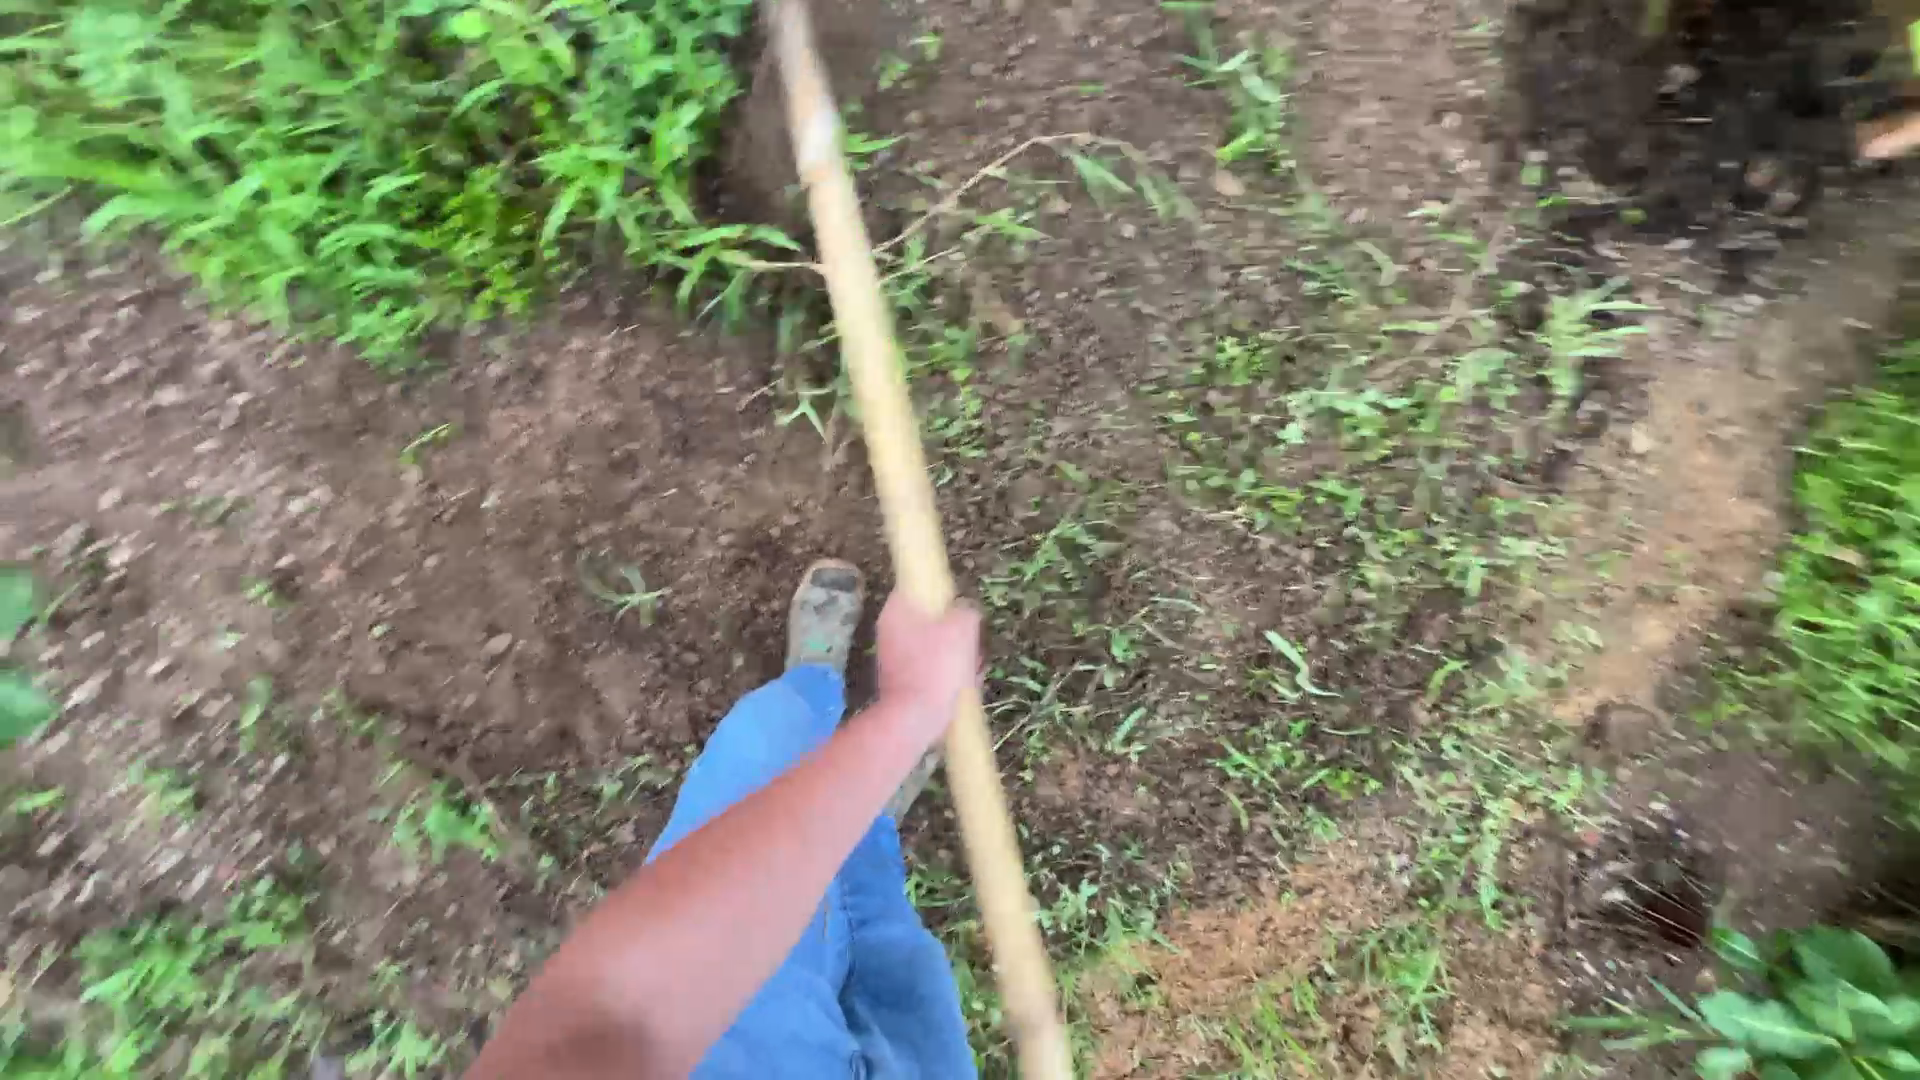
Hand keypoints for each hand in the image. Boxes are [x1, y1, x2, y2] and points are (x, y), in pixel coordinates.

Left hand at [875, 591, 981, 739]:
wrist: (915, 717)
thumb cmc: (937, 666)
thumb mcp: (963, 628)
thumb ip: (966, 609)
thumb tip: (965, 609)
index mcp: (898, 609)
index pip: (920, 586)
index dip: (945, 595)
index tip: (960, 608)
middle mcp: (890, 628)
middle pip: (931, 619)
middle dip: (956, 632)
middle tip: (972, 645)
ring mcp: (893, 656)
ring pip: (934, 645)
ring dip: (956, 655)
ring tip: (972, 670)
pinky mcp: (900, 679)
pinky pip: (929, 667)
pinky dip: (947, 674)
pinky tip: (963, 686)